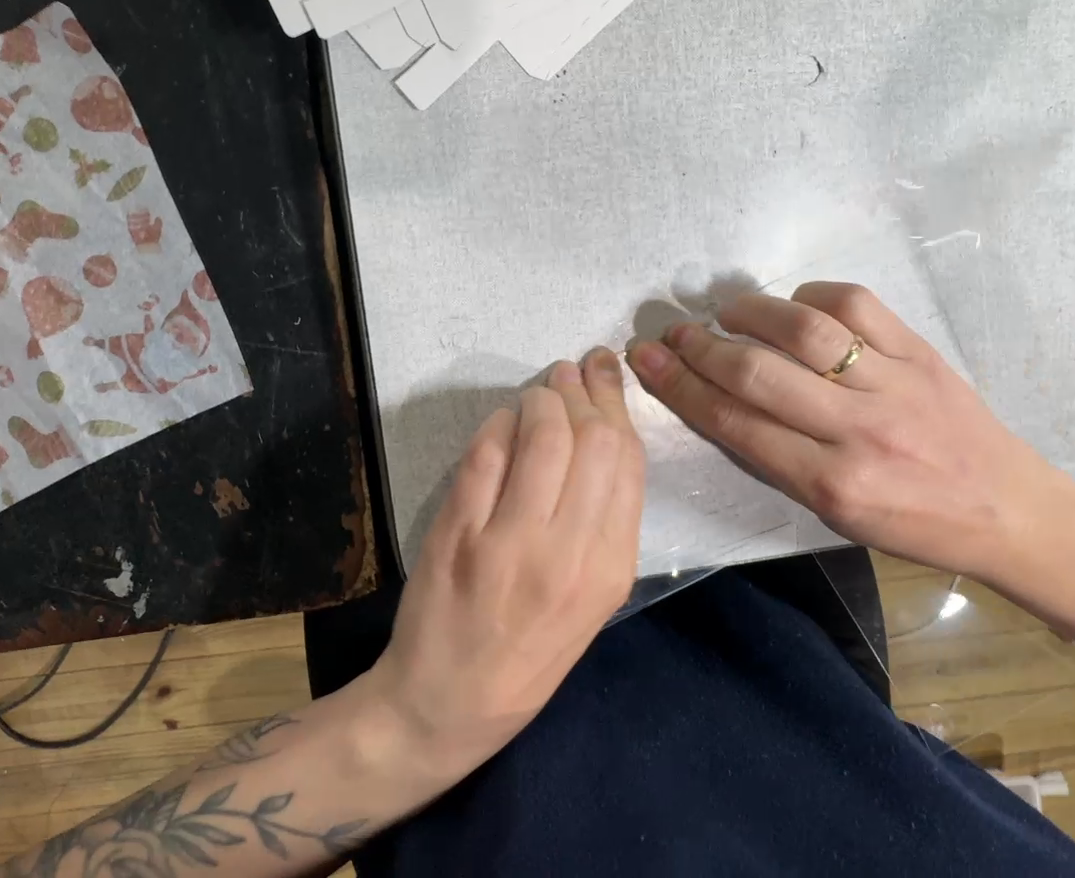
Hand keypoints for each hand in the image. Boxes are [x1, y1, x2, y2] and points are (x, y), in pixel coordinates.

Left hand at [363, 348, 644, 769]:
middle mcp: (568, 552)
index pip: (626, 462)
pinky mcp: (457, 532)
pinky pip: (485, 454)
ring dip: (542, 399)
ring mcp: (508, 540)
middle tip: (571, 372)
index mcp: (610, 571)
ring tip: (541, 392)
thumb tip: (601, 440)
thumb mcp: (592, 604)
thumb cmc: (529, 658)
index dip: (615, 406)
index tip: (605, 376)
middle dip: (583, 390)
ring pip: (541, 436)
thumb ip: (603, 525)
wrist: (448, 704)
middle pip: (592, 439)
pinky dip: (497, 423)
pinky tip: (502, 420)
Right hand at [624, 283, 1074, 577]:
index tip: (647, 360)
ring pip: (803, 330)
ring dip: (749, 313)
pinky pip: (857, 305)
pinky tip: (794, 307)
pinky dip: (812, 296)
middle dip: (701, 348)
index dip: (681, 387)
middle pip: (758, 374)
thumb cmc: (910, 523)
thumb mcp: (831, 513)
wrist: (1008, 510)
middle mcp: (860, 432)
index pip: (735, 424)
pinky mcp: (922, 352)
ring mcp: (895, 385)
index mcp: (831, 484)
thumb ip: (775, 457)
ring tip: (724, 313)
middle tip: (673, 333)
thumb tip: (718, 398)